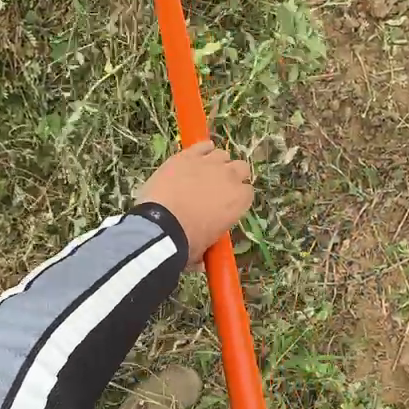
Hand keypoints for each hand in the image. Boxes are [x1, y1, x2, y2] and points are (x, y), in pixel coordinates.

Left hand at [134, 141, 252, 266]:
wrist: (160, 226)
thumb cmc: (185, 244)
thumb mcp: (201, 253)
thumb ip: (206, 252)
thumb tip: (200, 262)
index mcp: (239, 201)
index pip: (247, 193)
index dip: (236, 198)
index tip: (226, 205)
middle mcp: (229, 177)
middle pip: (240, 168)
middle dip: (232, 177)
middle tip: (218, 188)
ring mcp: (208, 164)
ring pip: (221, 155)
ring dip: (217, 163)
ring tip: (204, 173)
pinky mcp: (187, 156)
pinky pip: (202, 146)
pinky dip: (202, 150)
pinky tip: (197, 156)